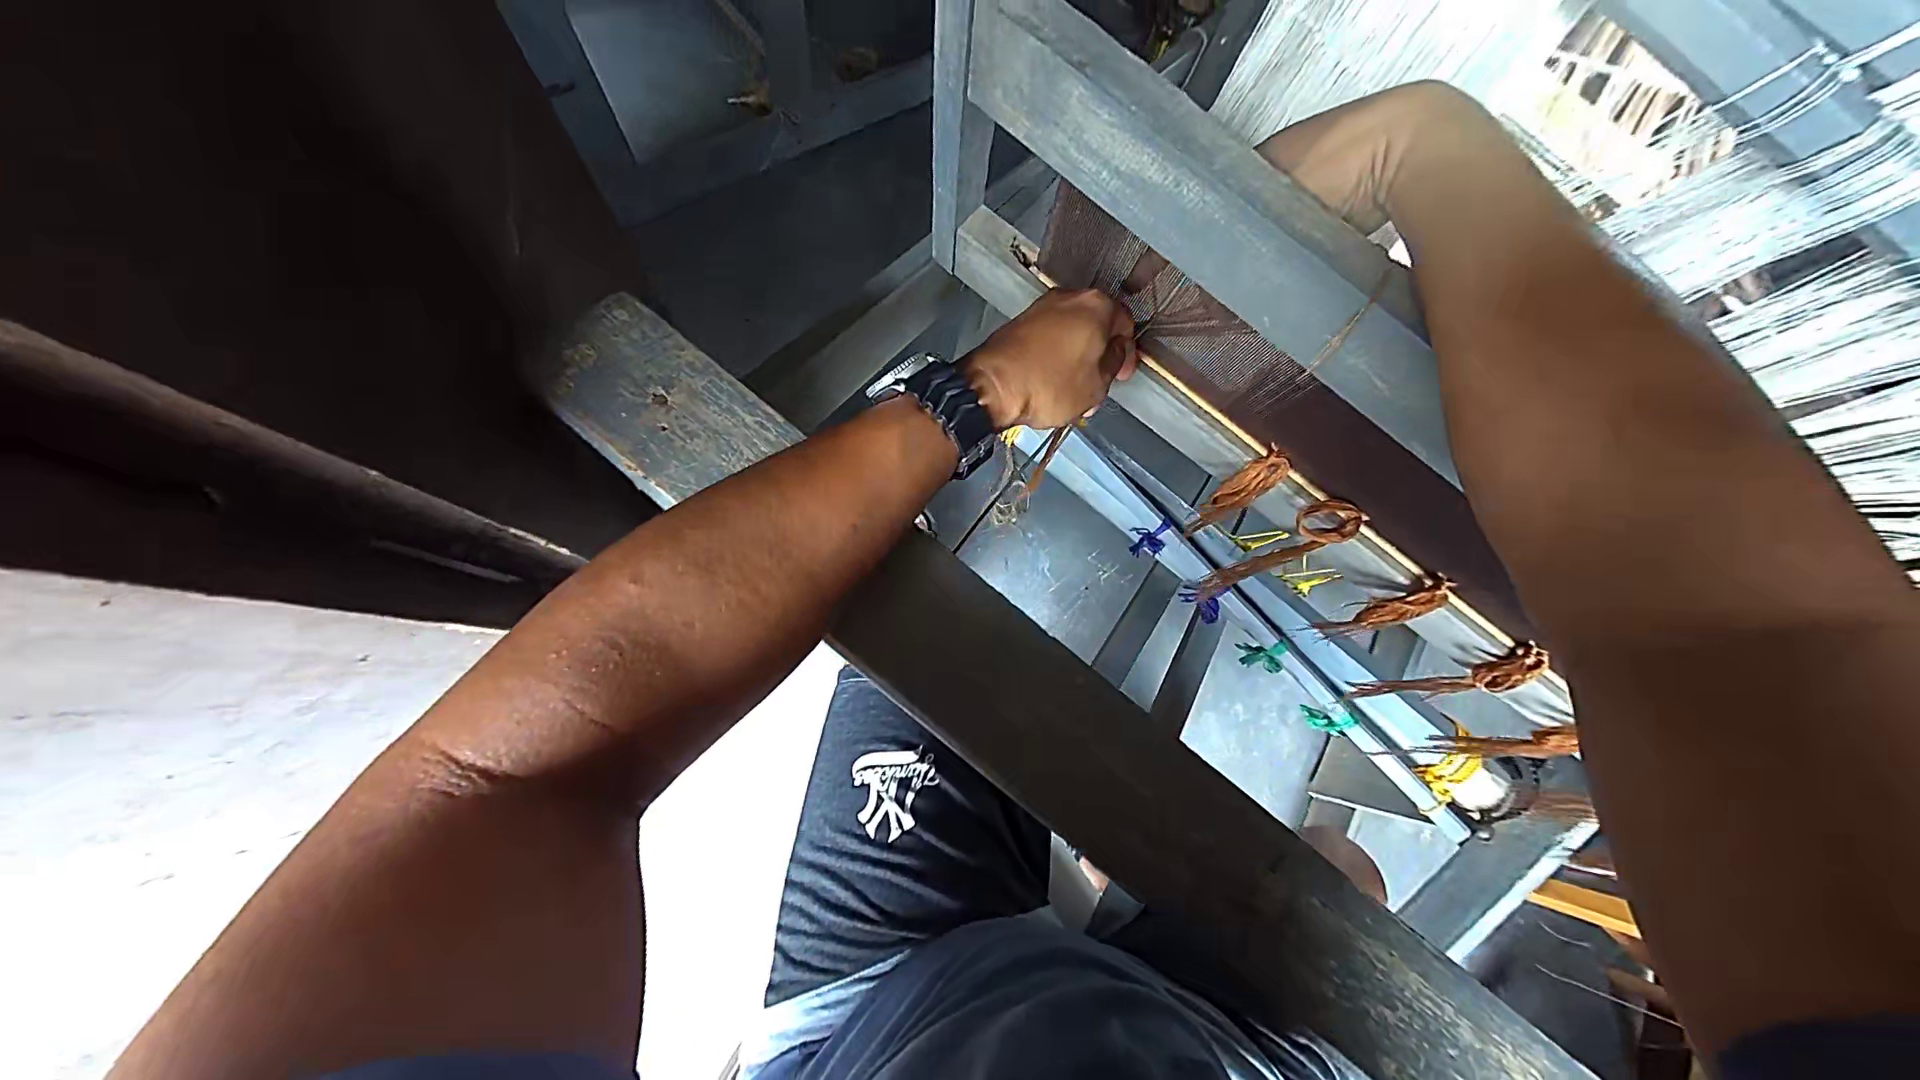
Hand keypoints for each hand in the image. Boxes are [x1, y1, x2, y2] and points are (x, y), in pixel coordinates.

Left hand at [960, 288, 1136, 428]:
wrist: (993, 386)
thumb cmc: (1041, 384)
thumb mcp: (1096, 386)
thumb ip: (1114, 365)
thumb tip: (1115, 356)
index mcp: (1096, 306)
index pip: (1126, 323)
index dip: (1127, 352)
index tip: (1122, 370)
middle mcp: (1068, 299)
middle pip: (1097, 325)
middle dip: (1100, 355)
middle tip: (1100, 381)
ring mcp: (1041, 309)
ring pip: (1071, 333)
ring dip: (1077, 358)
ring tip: (1074, 389)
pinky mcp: (1021, 324)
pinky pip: (1048, 339)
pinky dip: (1054, 357)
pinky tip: (1052, 382)